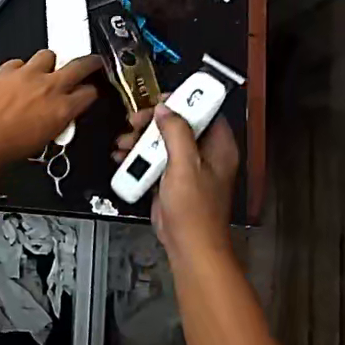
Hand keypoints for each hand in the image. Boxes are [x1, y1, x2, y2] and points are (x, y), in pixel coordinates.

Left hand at [0, 50, 100, 167]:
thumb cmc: (9, 146)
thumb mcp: (45, 139)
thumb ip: (58, 120)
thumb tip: (61, 115)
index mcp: (63, 108)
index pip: (88, 92)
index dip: (89, 92)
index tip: (86, 91)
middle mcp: (49, 87)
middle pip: (80, 65)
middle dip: (90, 62)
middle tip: (91, 62)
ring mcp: (27, 75)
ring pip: (48, 55)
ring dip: (49, 62)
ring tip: (45, 69)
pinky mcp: (6, 71)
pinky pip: (18, 62)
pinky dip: (19, 68)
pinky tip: (16, 77)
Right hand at [114, 101, 238, 251]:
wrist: (187, 244)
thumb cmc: (196, 213)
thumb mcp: (185, 165)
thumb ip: (176, 133)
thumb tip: (165, 110)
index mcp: (218, 147)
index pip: (204, 110)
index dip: (182, 101)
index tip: (161, 100)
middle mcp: (205, 154)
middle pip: (178, 124)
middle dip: (153, 122)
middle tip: (136, 123)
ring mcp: (187, 167)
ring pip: (162, 141)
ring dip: (141, 140)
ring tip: (126, 144)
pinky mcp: (171, 179)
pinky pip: (154, 160)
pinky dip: (139, 158)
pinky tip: (125, 159)